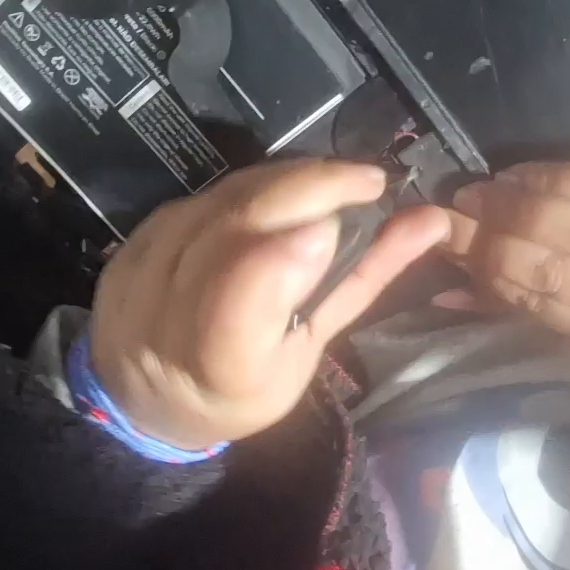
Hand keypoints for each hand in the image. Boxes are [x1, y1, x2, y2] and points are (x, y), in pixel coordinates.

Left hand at [91, 160, 450, 450]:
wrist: (145, 392)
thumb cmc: (240, 388)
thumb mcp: (306, 353)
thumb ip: (359, 283)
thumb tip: (428, 222)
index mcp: (220, 363)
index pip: (245, 296)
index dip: (295, 251)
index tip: (350, 222)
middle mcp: (170, 307)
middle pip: (239, 222)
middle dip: (314, 186)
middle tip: (369, 182)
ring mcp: (148, 262)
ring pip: (228, 195)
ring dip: (290, 177)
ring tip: (337, 183)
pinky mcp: (140, 234)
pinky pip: (209, 192)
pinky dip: (258, 184)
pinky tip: (289, 189)